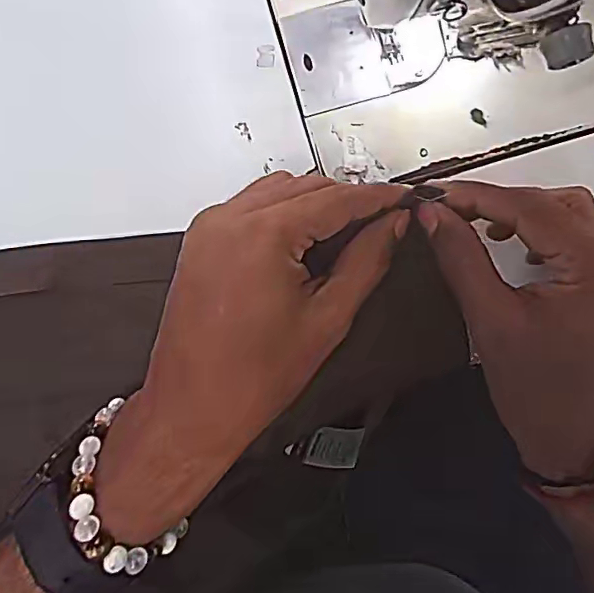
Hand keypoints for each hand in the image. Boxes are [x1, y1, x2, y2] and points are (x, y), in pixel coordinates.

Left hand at [95, 173, 409, 540]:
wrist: (195, 407)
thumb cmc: (247, 378)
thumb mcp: (327, 318)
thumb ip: (367, 261)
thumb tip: (389, 228)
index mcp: (261, 236)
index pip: (334, 198)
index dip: (376, 198)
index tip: (398, 199)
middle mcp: (229, 221)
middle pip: (306, 185)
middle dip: (346, 200)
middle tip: (380, 222)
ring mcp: (210, 228)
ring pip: (278, 188)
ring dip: (314, 202)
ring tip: (343, 237)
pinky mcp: (202, 239)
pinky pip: (251, 204)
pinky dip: (282, 212)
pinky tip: (303, 241)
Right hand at [418, 183, 593, 479]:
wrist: (572, 443)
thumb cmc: (538, 394)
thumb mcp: (490, 319)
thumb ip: (461, 257)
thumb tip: (435, 215)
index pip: (531, 208)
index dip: (478, 196)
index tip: (439, 195)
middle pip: (553, 203)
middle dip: (499, 200)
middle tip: (453, 207)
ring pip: (567, 214)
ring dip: (522, 212)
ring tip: (479, 225)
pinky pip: (572, 238)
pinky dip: (538, 232)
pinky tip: (511, 247)